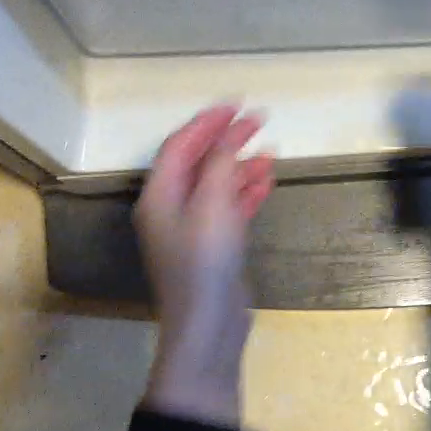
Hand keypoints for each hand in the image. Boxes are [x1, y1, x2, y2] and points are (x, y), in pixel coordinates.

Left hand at [134, 105, 274, 426]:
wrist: (209, 325)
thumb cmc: (205, 263)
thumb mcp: (212, 206)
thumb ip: (220, 166)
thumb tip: (229, 137)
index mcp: (160, 195)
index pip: (181, 146)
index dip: (207, 123)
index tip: (237, 105)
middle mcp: (171, 208)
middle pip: (198, 162)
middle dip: (226, 141)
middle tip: (258, 122)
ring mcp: (192, 229)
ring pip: (216, 185)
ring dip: (240, 166)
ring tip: (270, 152)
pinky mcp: (214, 246)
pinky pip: (229, 208)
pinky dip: (246, 192)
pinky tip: (266, 181)